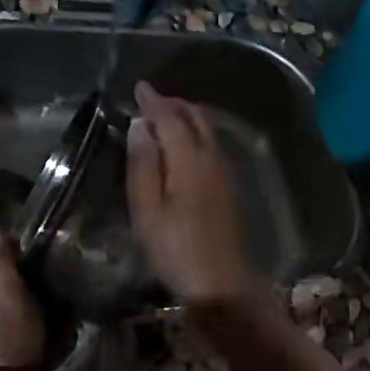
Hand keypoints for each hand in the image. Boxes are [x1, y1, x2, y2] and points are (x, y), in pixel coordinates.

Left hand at [0, 217, 45, 366]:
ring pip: (3, 266)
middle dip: (17, 266)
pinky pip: (4, 279)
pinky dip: (18, 286)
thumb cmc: (10, 332)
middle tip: (29, 289)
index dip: (16, 255)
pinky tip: (26, 300)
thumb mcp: (4, 292)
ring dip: (20, 276)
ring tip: (31, 295)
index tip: (27, 275)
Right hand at [125, 82, 252, 302]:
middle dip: (175, 104)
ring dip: (188, 119)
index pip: (172, 118)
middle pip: (197, 119)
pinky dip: (197, 137)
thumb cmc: (175, 250)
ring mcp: (226, 175)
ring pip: (209, 133)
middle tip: (152, 100)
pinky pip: (213, 148)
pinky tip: (185, 148)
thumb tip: (141, 125)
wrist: (221, 282)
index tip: (139, 87)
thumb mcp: (147, 210)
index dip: (154, 101)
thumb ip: (143, 164)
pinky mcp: (230, 190)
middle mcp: (213, 160)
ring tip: (166, 118)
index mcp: (190, 160)